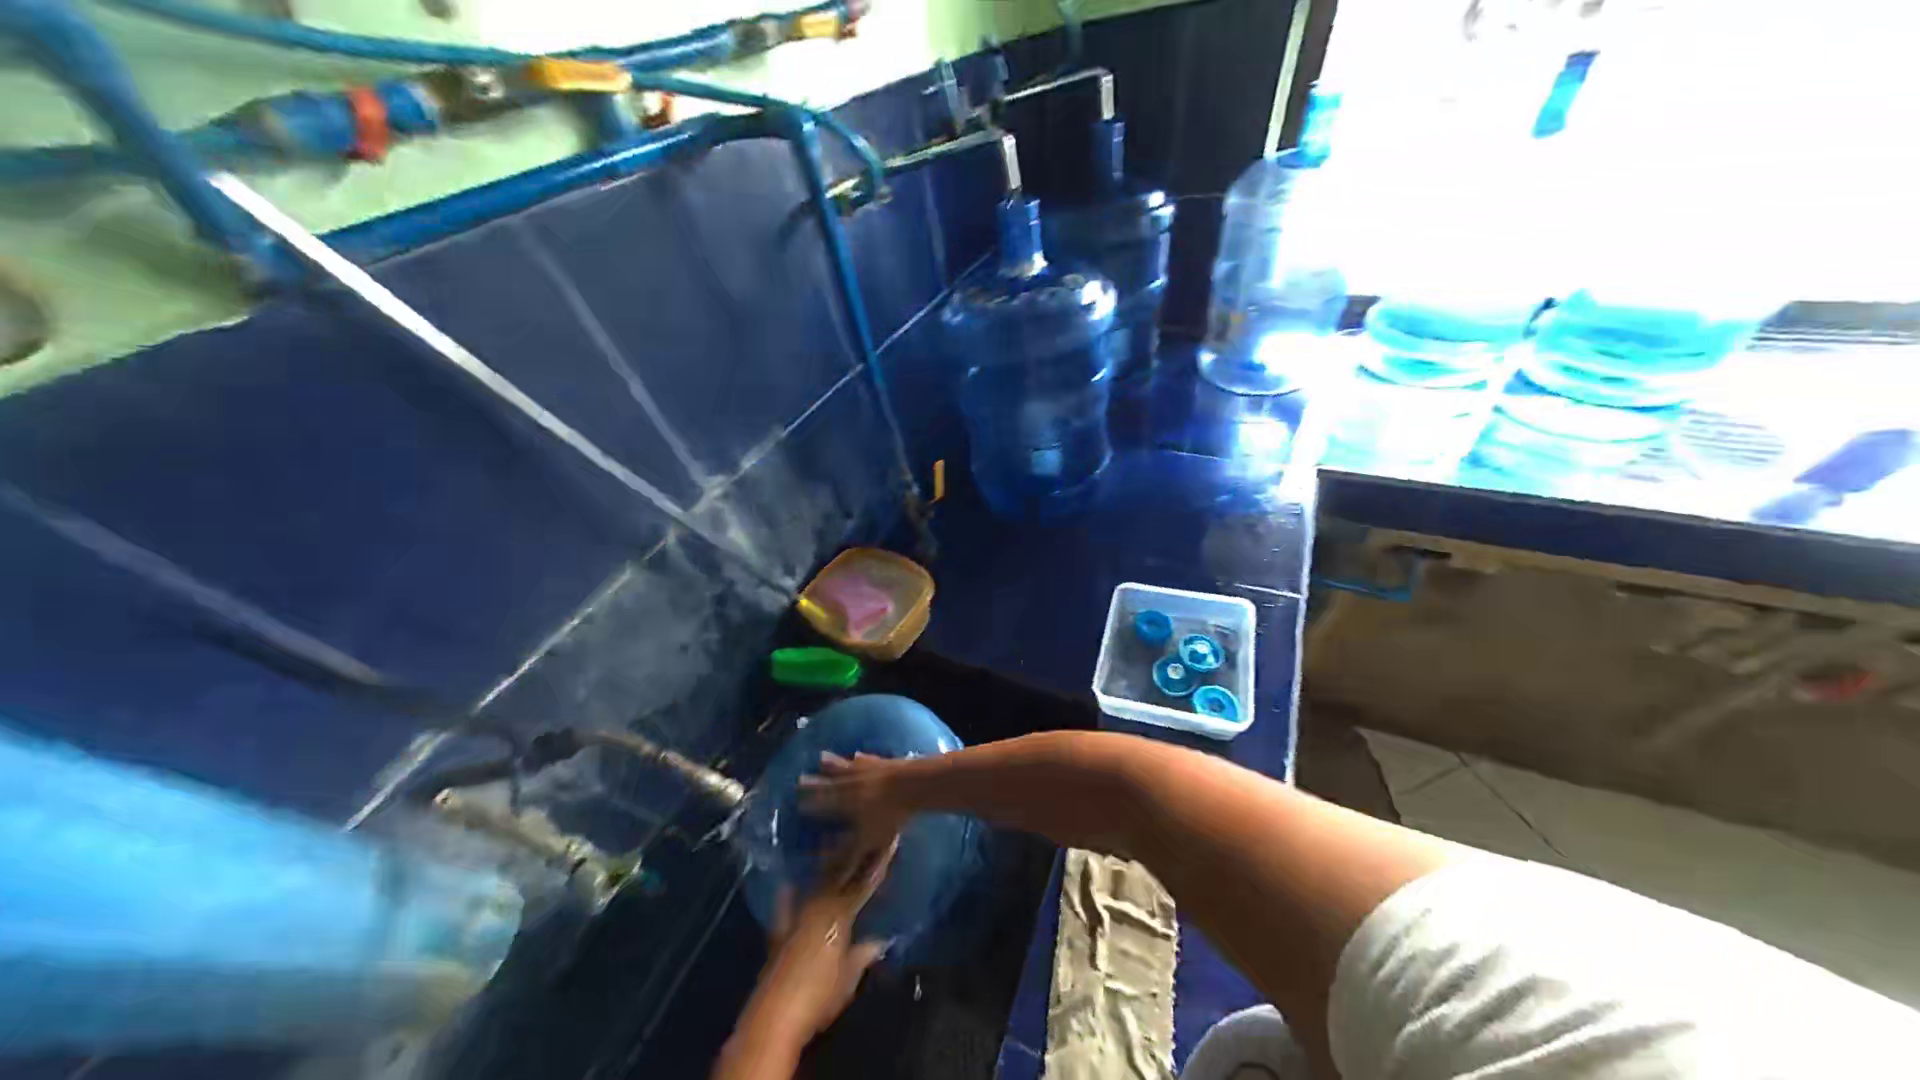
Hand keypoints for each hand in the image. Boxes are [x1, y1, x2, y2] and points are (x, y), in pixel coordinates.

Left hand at [757, 834, 899, 1038]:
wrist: (775, 1015)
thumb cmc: (819, 996)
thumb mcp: (848, 977)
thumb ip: (863, 955)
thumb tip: (878, 940)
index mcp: (839, 913)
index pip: (864, 882)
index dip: (879, 862)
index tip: (891, 839)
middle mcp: (818, 905)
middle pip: (840, 874)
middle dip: (855, 855)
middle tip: (867, 834)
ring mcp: (796, 915)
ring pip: (817, 882)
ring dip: (829, 865)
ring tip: (837, 847)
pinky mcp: (780, 931)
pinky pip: (788, 902)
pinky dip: (791, 892)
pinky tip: (789, 883)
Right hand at [798, 751, 910, 883]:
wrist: (909, 784)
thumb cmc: (888, 815)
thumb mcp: (867, 840)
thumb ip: (850, 856)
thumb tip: (835, 878)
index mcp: (844, 804)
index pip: (822, 805)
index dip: (810, 806)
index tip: (797, 804)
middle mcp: (849, 785)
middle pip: (828, 784)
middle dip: (813, 784)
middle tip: (799, 780)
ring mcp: (864, 770)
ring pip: (843, 768)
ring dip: (832, 764)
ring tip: (820, 758)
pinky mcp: (879, 762)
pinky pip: (865, 760)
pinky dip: (859, 758)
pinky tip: (856, 754)